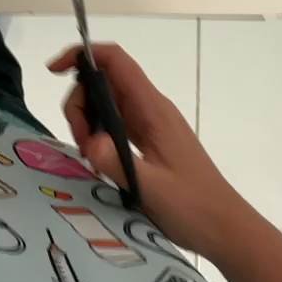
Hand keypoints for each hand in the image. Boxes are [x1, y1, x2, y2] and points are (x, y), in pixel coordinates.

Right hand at [49, 43, 253, 259]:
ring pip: (106, 102)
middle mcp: (150, 107)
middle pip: (103, 82)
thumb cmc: (194, 205)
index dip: (83, 54)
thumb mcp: (152, 188)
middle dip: (80, 103)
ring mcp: (149, 122)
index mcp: (152, 108)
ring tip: (91, 156)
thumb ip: (117, 163)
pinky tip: (99, 159)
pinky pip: (114, 121)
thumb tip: (89, 142)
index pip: (115, 61)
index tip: (55, 70)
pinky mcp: (147, 139)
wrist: (225, 227)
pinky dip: (99, 133)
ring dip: (88, 121)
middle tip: (81, 143)